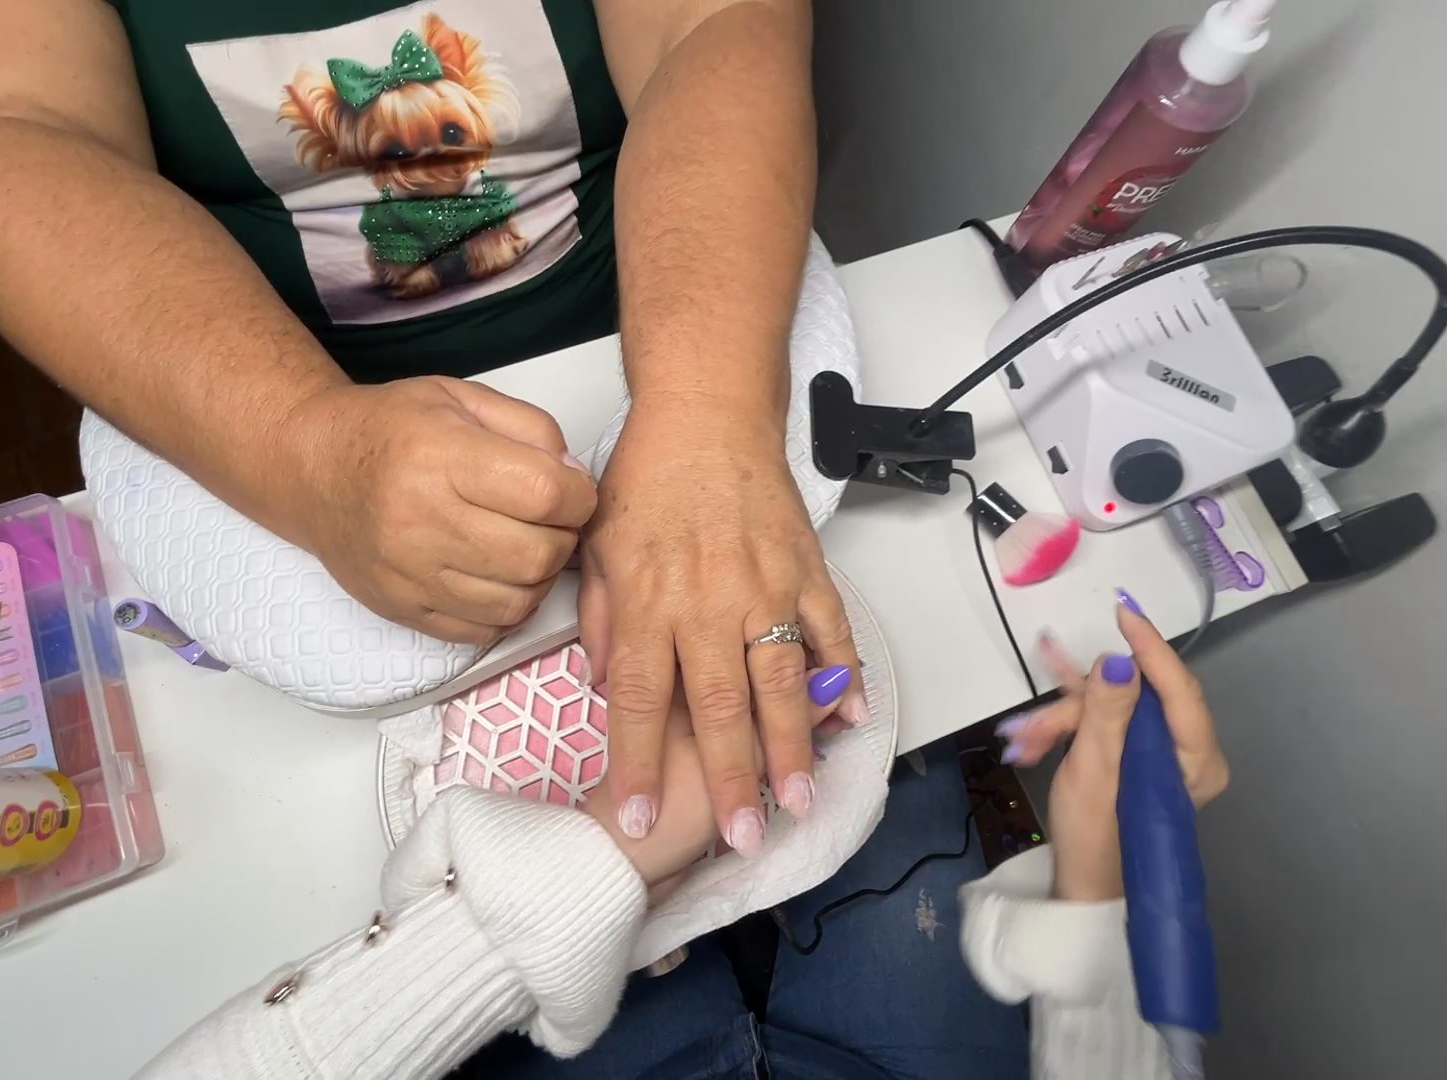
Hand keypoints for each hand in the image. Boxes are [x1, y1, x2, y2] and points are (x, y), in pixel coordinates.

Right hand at [280, 378, 597, 644]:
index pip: (544, 494)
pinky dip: (507, 607)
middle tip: (550, 519)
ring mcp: (408, 573)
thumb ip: (533, 430)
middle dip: (564, 537)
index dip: (579, 495)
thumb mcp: (464, 398)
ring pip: (518, 600)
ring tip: (524, 544)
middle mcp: (419, 520)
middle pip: (538, 555)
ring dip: (540, 576)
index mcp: (438, 457)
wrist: (312, 467)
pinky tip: (497, 574)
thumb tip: (577, 482)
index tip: (572, 489)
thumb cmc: (391, 429)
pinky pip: (484, 630)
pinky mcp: (402, 608)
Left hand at [578, 396, 863, 855]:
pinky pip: (830, 628)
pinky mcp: (805, 568)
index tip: (636, 816)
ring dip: (790, 745)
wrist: (706, 415)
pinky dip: (843, 673)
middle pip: (716, 705)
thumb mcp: (595, 542)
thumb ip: (598, 617)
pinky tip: (851, 716)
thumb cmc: (648, 476)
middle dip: (728, 778)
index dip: (636, 763)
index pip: (635, 698)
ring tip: (796, 800)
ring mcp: (764, 586)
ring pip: (779, 679)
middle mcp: (706, 601)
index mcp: (647, 598)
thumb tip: (603, 683)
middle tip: (741, 836)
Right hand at [997, 600, 1229, 900]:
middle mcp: (1184, 750)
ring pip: (1106, 709)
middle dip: (1075, 705)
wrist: (1084, 883)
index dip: (1149, 648)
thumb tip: (1118, 660)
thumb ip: (1108, 712)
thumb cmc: (1097, 834)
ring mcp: (1156, 751)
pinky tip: (1030, 733)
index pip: (1178, 688)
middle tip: (1032, 721)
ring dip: (1059, 721)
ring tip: (1021, 739)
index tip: (1123, 613)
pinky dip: (1064, 726)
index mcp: (1193, 757)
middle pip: (1129, 698)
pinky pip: (1099, 722)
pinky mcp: (1132, 754)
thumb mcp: (1096, 769)